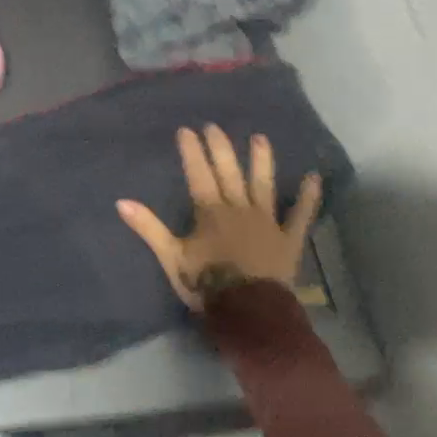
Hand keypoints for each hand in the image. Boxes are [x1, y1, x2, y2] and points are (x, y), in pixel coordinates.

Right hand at [117, 125, 321, 310]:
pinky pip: (301, 215)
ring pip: (264, 186)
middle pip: (230, 174)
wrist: (248, 311)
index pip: (199, 176)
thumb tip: (122, 202)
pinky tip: (314, 178)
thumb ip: (149, 228)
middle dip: (221, 149)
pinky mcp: (289, 239)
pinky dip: (308, 197)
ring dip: (262, 162)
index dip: (192, 153)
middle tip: (215, 126)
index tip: (187, 130)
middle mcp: (239, 210)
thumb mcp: (171, 258)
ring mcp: (267, 222)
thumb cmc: (205, 285)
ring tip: (260, 138)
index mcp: (210, 214)